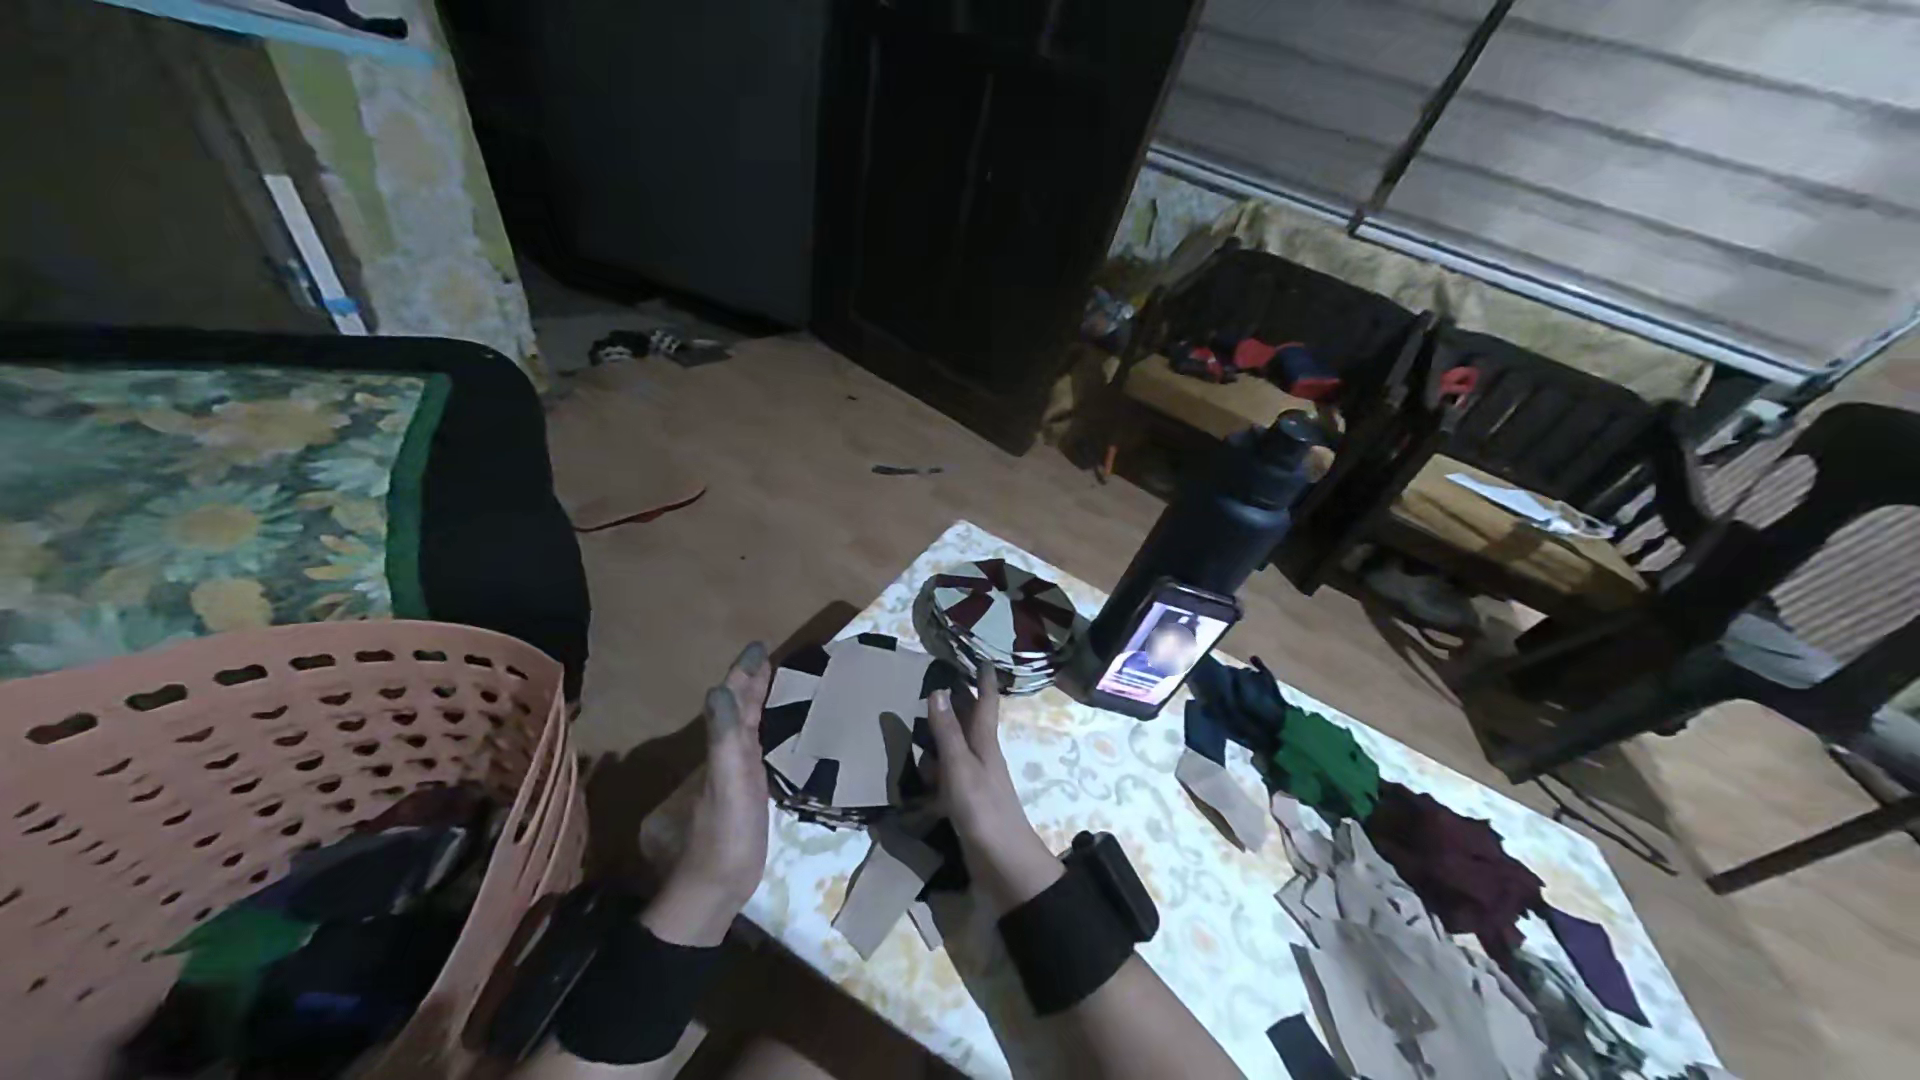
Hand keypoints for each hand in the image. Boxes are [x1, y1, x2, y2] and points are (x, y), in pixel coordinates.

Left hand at [642, 642, 772, 945]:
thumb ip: (724, 738)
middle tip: (768, 656)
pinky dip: (764, 727)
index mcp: (725, 745)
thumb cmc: (726, 834)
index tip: (760, 645)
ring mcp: (737, 772)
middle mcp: (728, 752)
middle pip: (739, 706)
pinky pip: (758, 745)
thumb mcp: (728, 783)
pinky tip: (774, 732)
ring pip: (747, 723)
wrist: (716, 887)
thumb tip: (719, 689)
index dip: (745, 671)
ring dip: (756, 699)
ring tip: (772, 682)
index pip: (735, 698)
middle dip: (751, 679)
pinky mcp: (750, 789)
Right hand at [927, 668, 1062, 913]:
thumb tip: (939, 690)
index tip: (982, 658)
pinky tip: (916, 772)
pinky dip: (932, 770)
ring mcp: (974, 782)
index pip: (986, 704)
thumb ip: (948, 733)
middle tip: (938, 681)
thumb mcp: (961, 768)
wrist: (1004, 866)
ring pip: (955, 749)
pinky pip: (945, 777)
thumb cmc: (984, 811)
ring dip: (941, 735)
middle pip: (969, 723)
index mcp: (985, 744)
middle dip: (959, 702)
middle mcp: (981, 758)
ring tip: (918, 720)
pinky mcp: (964, 804)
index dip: (984, 681)